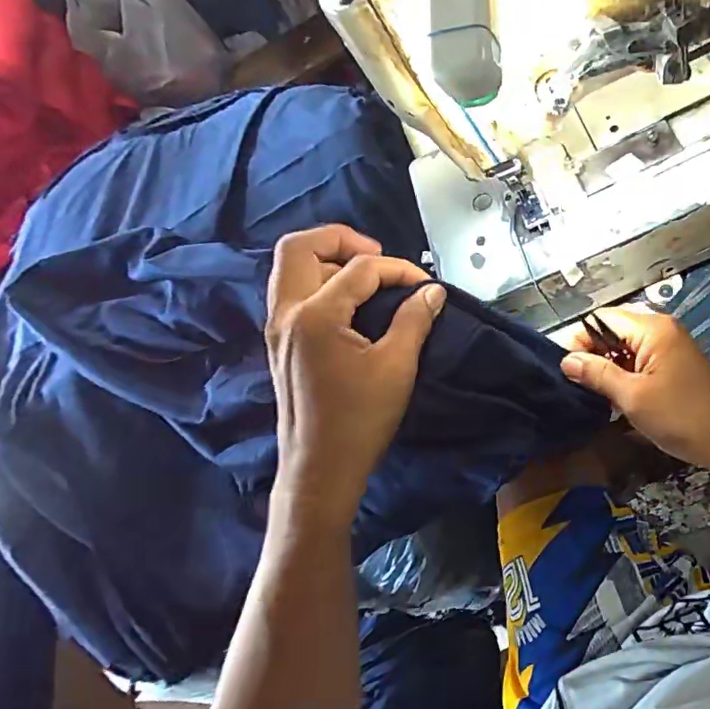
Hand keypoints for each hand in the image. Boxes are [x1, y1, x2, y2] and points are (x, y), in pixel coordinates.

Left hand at [266, 225, 446, 516]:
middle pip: (299, 247)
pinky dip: (318, 283)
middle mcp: (285, 314)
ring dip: (327, 260)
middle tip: (377, 253)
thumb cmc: (360, 420)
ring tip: (366, 277)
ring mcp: (277, 330)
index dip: (398, 269)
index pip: (359, 268)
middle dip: (340, 239)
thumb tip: (432, 291)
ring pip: (291, 269)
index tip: (426, 285)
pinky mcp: (280, 345)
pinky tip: (350, 303)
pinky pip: (292, 294)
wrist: (320, 469)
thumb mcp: (397, 367)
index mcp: (314, 316)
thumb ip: (414, 319)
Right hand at [560, 307, 709, 474]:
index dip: (579, 339)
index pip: (602, 319)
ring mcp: (669, 346)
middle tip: (576, 382)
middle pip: (612, 330)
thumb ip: (597, 374)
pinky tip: (613, 394)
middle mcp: (661, 329)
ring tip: (591, 390)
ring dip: (606, 366)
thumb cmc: (680, 418)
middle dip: (591, 353)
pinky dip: (623, 373)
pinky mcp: (672, 364)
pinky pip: (638, 359)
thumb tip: (566, 361)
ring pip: (624, 347)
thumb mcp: (632, 397)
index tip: (565, 368)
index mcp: (653, 329)